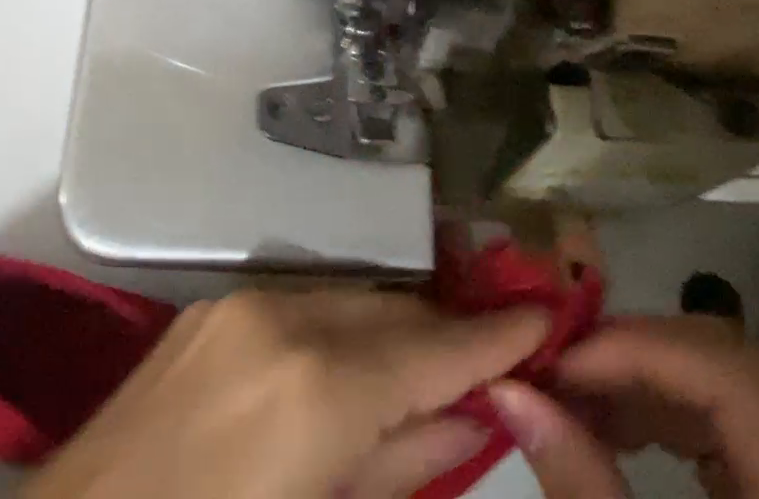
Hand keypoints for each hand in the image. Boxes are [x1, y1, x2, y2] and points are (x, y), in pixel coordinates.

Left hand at [20, 288, 550, 498]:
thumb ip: (405, 461)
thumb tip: (471, 414)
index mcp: (321, 386)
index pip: (435, 349)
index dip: (498, 336)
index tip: (547, 320)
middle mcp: (284, 320)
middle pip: (398, 310)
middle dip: (448, 332)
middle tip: (493, 356)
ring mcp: (240, 304)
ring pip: (353, 297)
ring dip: (397, 325)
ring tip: (427, 361)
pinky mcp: (211, 306)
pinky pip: (304, 300)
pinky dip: (344, 322)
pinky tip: (353, 355)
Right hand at [488, 316, 758, 498]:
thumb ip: (582, 484)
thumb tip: (508, 392)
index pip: (727, 373)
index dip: (633, 349)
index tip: (551, 363)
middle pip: (732, 364)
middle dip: (631, 356)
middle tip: (550, 373)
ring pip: (738, 385)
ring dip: (648, 380)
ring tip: (575, 403)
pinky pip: (748, 421)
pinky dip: (677, 412)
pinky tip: (625, 431)